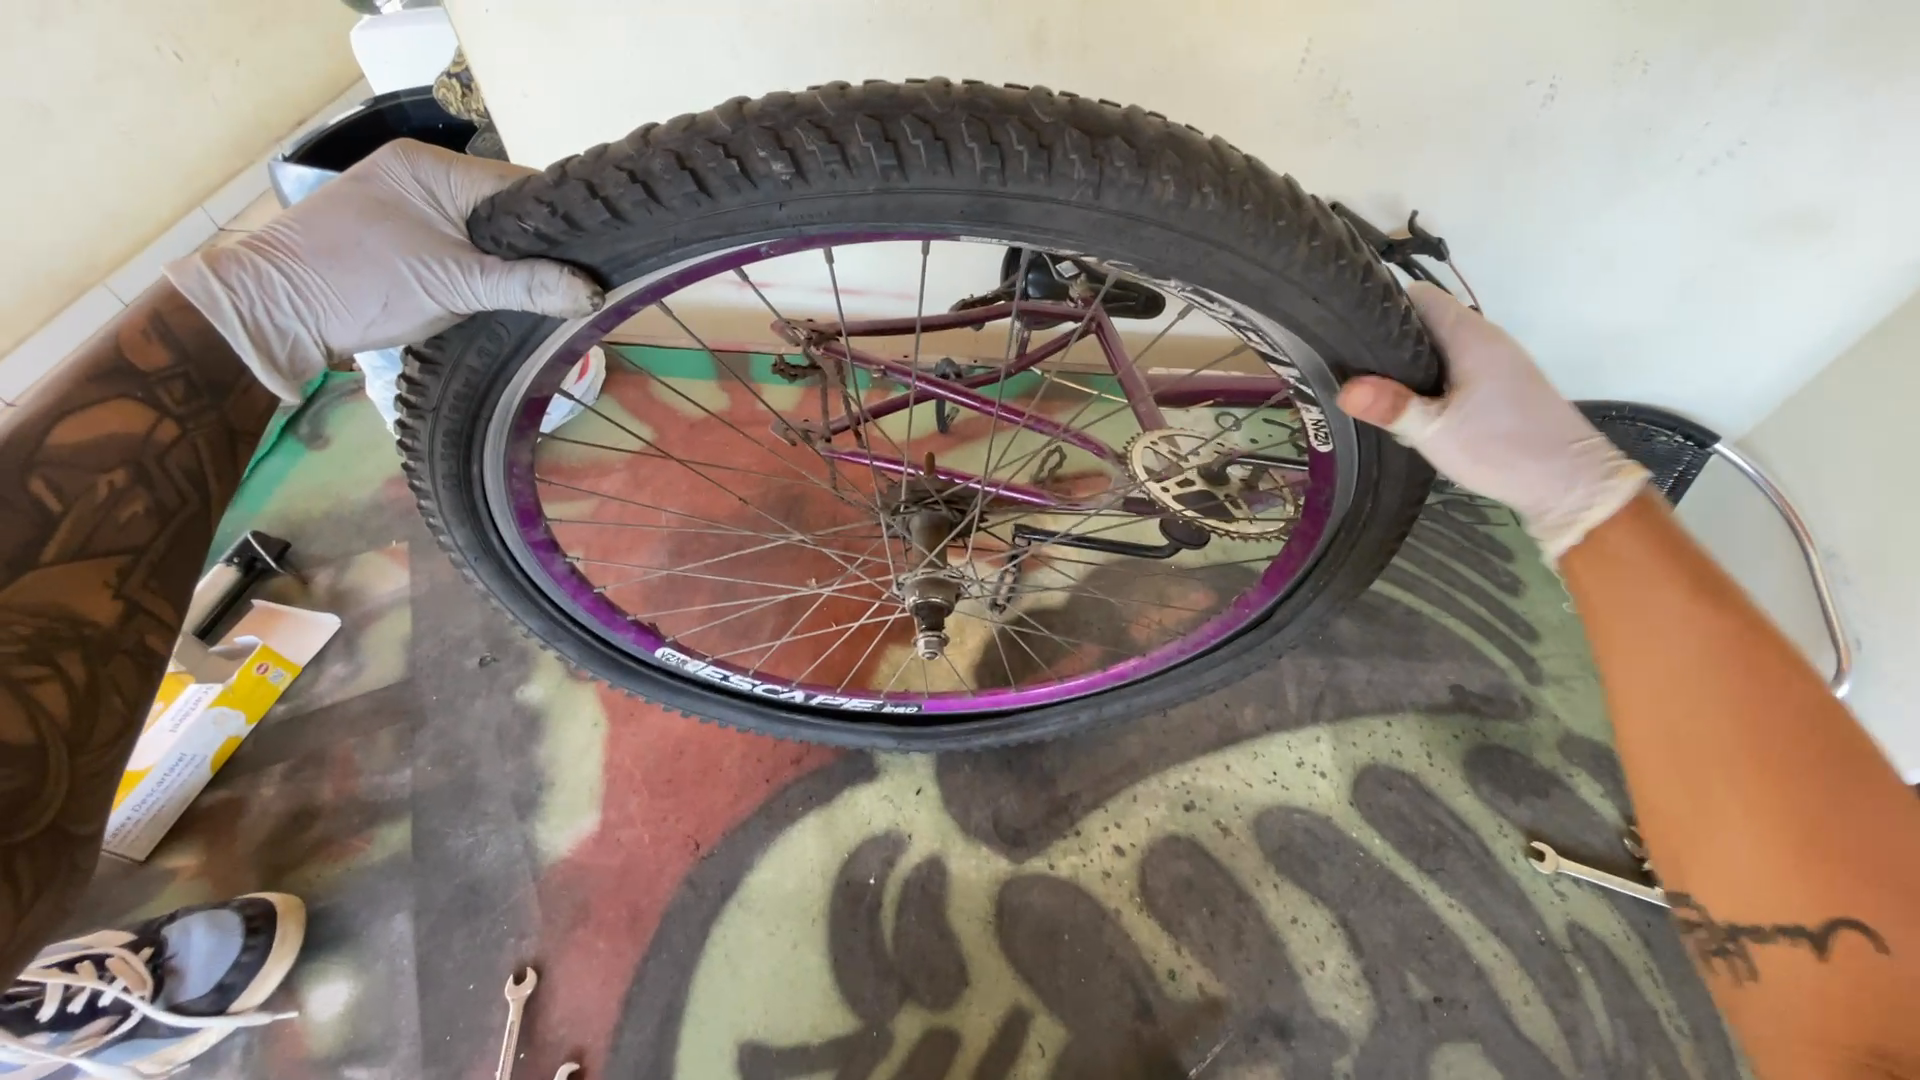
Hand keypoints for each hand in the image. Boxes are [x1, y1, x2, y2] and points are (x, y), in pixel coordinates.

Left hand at [165, 139, 602, 400]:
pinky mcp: (407, 234)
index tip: (602, 253)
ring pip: (491, 229)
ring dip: (521, 258)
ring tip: (565, 285)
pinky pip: (469, 243)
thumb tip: (596, 293)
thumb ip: (528, 286)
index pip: (521, 186)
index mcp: (432, 166)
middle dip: (546, 243)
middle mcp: (424, 173)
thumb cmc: (361, 285)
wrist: (272, 314)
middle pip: (509, 208)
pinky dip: (494, 266)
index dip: (564, 221)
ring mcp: (413, 203)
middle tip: (590, 277)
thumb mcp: (455, 286)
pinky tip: (521, 288)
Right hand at [1337, 282, 1648, 561]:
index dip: (1382, 305)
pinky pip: (1452, 370)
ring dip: (1405, 365)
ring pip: (1437, 349)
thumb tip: (1343, 390)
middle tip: (1346, 364)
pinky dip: (1426, 382)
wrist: (1569, 483)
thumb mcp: (1434, 431)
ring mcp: (1495, 362)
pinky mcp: (1499, 386)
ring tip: (1368, 388)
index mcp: (1470, 336)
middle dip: (1387, 339)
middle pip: (1425, 322)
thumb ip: (1389, 406)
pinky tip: (1408, 409)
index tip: (1347, 326)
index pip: (1419, 297)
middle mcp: (1485, 339)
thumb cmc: (1501, 448)